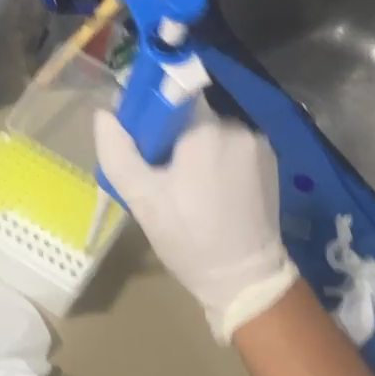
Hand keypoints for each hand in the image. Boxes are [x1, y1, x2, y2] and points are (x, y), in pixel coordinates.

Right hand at [95, 106, 297, 341]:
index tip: (139, 139)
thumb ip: (118, 152)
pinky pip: (233, 148)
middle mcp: (237, 127)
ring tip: (185, 188)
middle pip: (192, 117)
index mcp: (205, 130)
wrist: (243, 278)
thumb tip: (103, 114)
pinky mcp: (270, 162)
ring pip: (212, 132)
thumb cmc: (188, 238)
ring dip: (196, 150)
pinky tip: (211, 192)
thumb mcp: (141, 199)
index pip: (171, 97)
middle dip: (172, 138)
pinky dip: (218, 161)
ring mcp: (258, 144)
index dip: (151, 112)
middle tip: (158, 175)